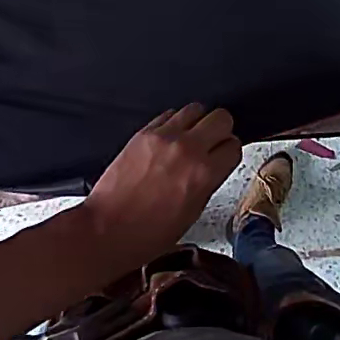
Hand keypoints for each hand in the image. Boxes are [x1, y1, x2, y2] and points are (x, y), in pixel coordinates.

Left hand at [82, 104, 241, 266]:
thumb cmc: (146, 231)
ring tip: (190, 137)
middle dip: (221, 130)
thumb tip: (216, 164)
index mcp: (204, 174)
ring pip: (196, 108)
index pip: (233, 146)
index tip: (223, 156)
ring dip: (198, 122)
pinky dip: (173, 123)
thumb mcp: (194, 211)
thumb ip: (210, 180)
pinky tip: (169, 140)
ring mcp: (164, 138)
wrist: (106, 230)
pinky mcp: (143, 133)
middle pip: (221, 118)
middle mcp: (187, 150)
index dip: (230, 152)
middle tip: (213, 142)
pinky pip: (169, 114)